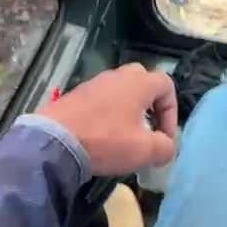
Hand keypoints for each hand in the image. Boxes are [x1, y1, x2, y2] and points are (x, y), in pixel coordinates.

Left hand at [38, 64, 178, 176]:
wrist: (55, 141)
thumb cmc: (105, 141)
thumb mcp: (143, 150)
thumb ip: (164, 148)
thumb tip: (167, 147)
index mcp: (138, 83)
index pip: (167, 85)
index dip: (172, 111)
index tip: (165, 137)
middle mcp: (118, 76)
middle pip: (143, 81)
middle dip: (150, 104)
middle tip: (147, 128)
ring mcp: (95, 83)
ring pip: (121, 90)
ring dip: (128, 110)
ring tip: (125, 136)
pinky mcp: (77, 94)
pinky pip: (102, 98)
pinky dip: (108, 113)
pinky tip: (102, 136)